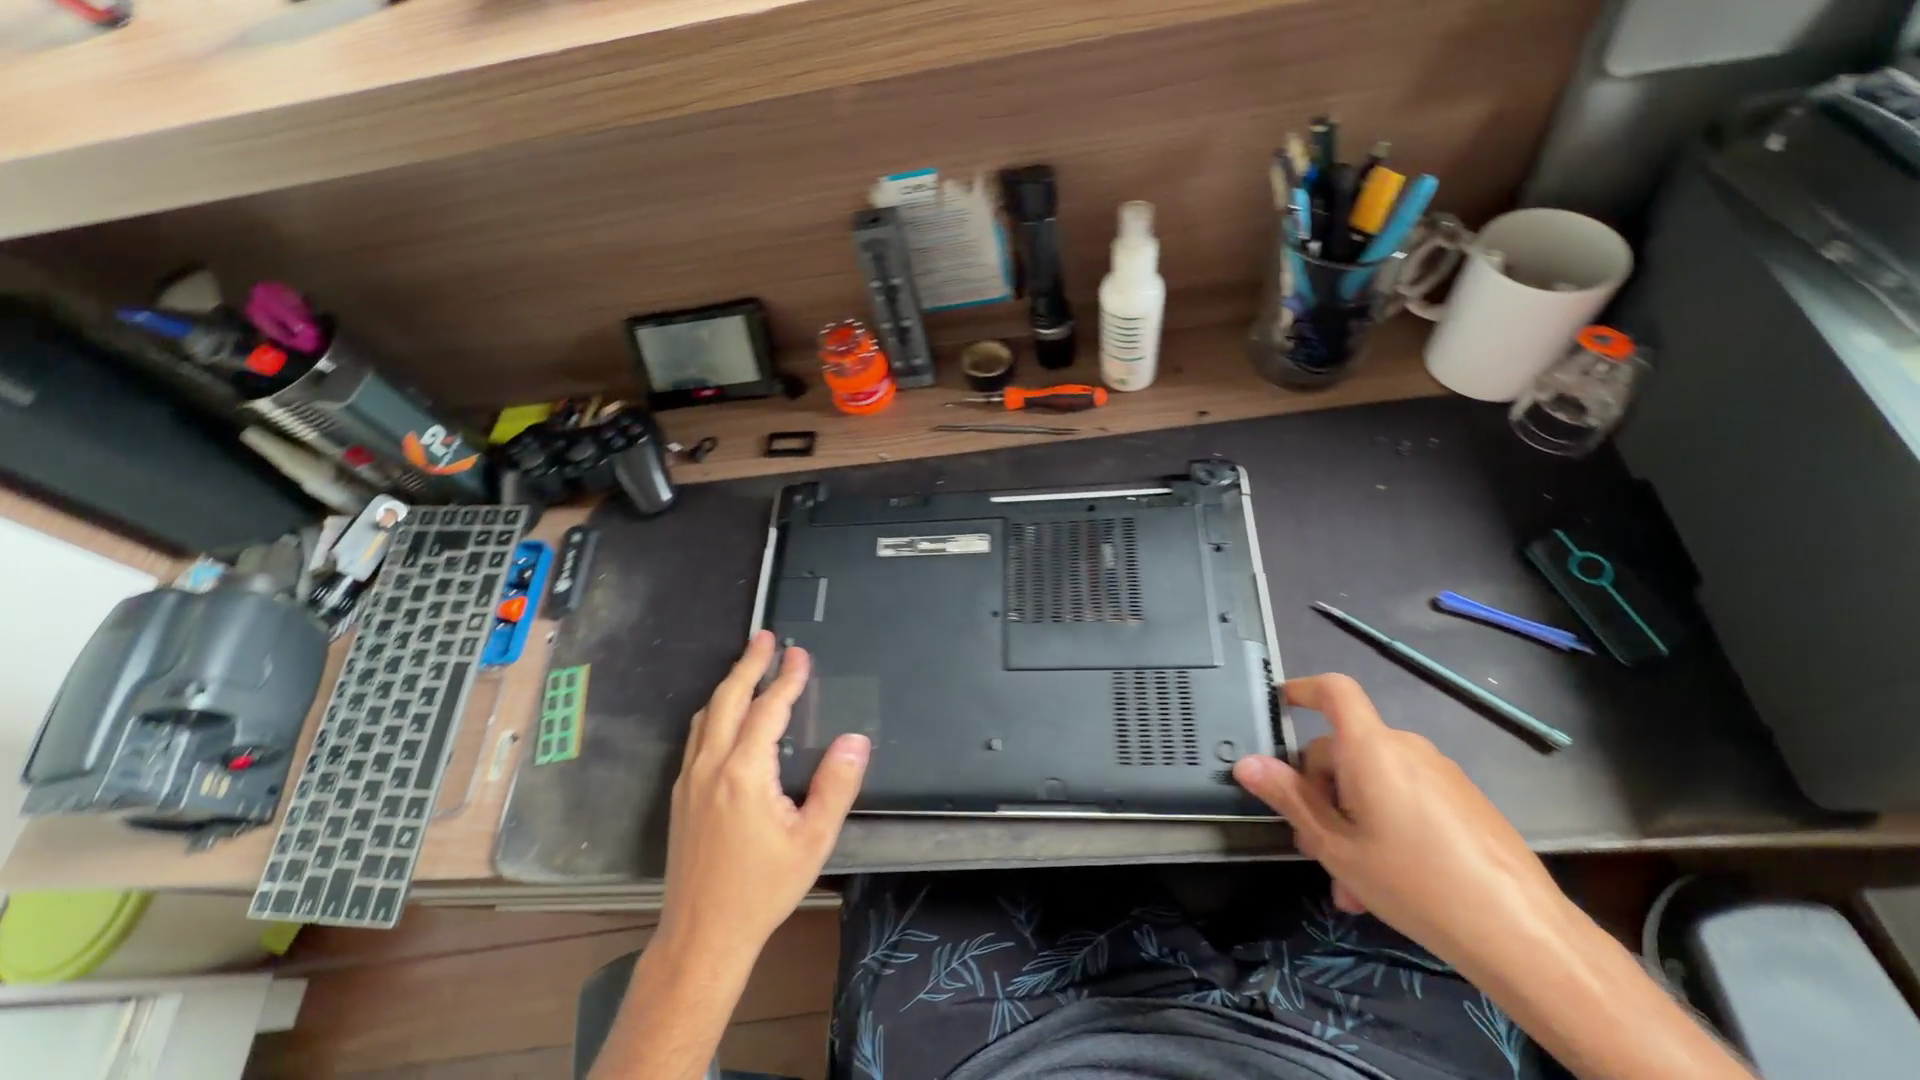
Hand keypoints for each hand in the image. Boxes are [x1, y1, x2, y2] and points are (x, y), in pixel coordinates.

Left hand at [660, 631, 870, 956]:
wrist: (703, 932)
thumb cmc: (763, 889)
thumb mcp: (813, 841)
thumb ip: (836, 786)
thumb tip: (854, 741)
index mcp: (744, 773)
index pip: (767, 710)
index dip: (786, 678)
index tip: (799, 653)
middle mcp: (710, 766)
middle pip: (728, 699)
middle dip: (748, 664)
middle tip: (765, 638)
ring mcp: (689, 780)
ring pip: (706, 716)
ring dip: (728, 685)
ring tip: (748, 667)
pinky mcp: (680, 796)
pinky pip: (696, 737)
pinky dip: (714, 712)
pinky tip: (724, 717)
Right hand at [1232, 673, 1569, 968]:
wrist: (1517, 928)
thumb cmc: (1412, 880)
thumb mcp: (1336, 846)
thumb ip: (1290, 799)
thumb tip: (1249, 763)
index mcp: (1371, 749)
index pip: (1334, 691)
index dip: (1302, 689)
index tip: (1280, 706)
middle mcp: (1407, 749)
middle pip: (1345, 750)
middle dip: (1320, 795)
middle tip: (1311, 849)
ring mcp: (1440, 775)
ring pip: (1373, 783)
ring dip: (1350, 821)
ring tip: (1350, 884)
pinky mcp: (1463, 801)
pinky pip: (1406, 799)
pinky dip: (1383, 826)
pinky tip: (1385, 883)